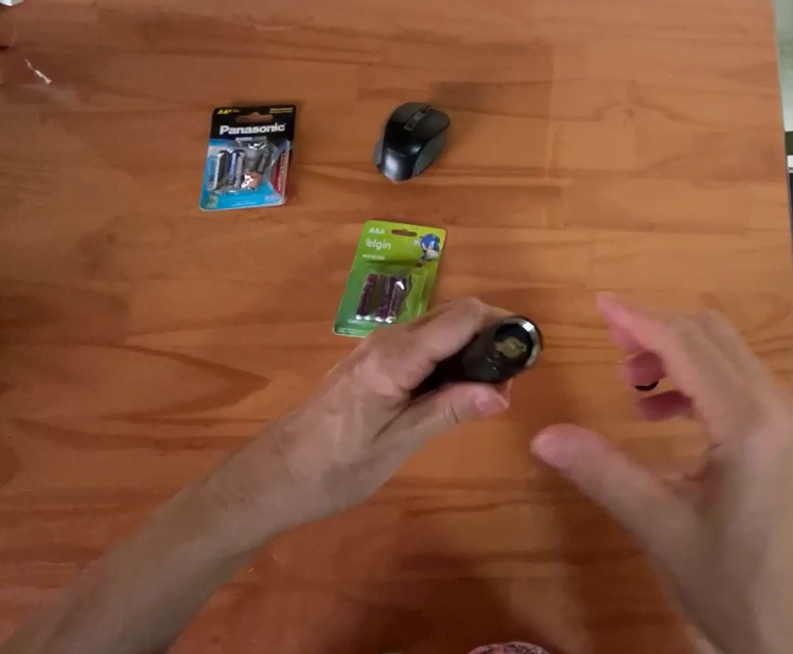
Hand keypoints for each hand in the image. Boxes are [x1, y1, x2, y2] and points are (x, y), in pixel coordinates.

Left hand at [207, 297, 513, 538]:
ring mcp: (379, 346)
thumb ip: (448, 412)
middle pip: (455, 313)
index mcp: (397, 358)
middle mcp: (390, 339)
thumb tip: (503, 393)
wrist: (267, 479)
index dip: (500, 326)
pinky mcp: (374, 359)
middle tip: (510, 378)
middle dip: (491, 333)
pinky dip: (450, 352)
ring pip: (441, 324)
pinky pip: (424, 339)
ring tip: (490, 386)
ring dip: (472, 343)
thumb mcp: (395, 446)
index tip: (525, 353)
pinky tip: (456, 388)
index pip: (462, 318)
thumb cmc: (331, 469)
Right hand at [529, 294, 792, 653]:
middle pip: (711, 336)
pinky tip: (666, 419)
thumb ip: (605, 475)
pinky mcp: (786, 437)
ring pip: (728, 356)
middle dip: (657, 330)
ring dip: (679, 356)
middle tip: (609, 344)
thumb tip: (544, 436)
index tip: (598, 305)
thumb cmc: (738, 588)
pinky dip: (699, 383)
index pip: (686, 344)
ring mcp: (785, 419)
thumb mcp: (664, 531)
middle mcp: (773, 403)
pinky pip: (739, 385)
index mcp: (746, 419)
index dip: (639, 319)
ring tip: (632, 383)